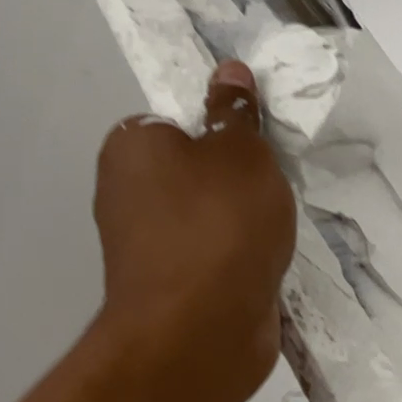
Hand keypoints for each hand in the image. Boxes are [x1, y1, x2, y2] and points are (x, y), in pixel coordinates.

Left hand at [92, 61, 296, 401]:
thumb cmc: (220, 224)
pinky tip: (265, 262)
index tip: (257, 147)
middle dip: (237, 178)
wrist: (202, 331)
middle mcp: (126, 193)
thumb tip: (228, 70)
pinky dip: (238, 256)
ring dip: (243, 220)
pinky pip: (213, 254)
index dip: (223, 130)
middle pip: (196, 168)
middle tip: (273, 184)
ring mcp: (146, 245)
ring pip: (208, 214)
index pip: (180, 120)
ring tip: (275, 226)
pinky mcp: (170, 286)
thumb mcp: (241, 152)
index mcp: (132, 148)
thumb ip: (235, 111)